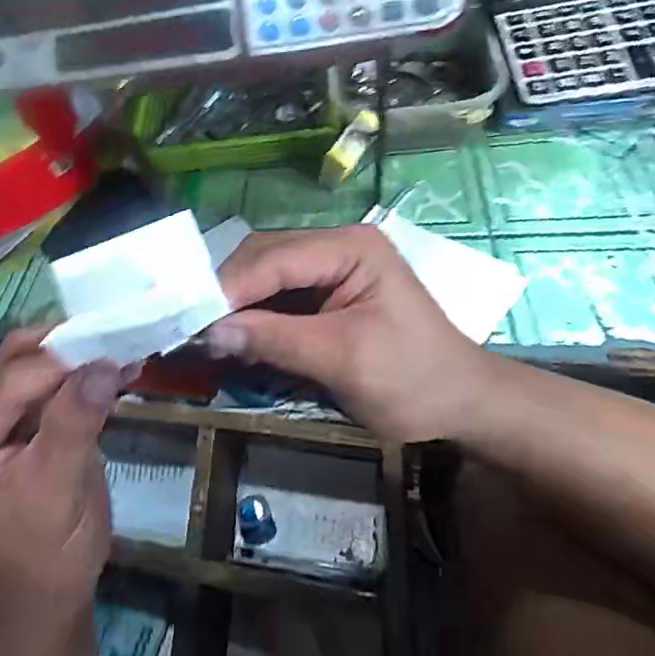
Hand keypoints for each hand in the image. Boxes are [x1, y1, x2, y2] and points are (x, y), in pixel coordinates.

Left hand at [0, 328, 121, 617]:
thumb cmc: (44, 556)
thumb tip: (104, 364)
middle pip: (17, 362)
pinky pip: (51, 389)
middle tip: (118, 335)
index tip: (116, 343)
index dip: (64, 358)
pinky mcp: (22, 429)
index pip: (13, 379)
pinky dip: (83, 376)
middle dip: (68, 346)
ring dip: (78, 356)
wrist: (45, 603)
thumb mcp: (59, 490)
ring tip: (123, 347)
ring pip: (35, 368)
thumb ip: (75, 423)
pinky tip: (118, 370)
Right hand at [204, 225, 492, 442]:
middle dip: (227, 294)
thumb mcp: (345, 359)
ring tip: (202, 336)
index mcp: (351, 247)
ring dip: (235, 307)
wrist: (465, 408)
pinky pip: (278, 299)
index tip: (189, 322)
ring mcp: (332, 271)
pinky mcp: (327, 298)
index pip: (275, 258)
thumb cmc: (415, 381)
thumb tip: (210, 331)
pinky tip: (232, 339)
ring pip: (265, 277)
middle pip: (264, 259)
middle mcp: (338, 247)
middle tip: (190, 331)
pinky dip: (253, 320)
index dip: (229, 288)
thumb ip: (277, 339)